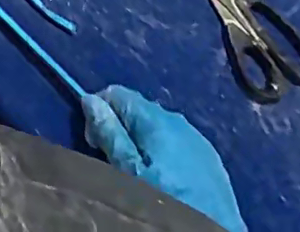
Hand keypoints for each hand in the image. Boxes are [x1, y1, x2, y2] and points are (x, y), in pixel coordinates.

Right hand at [82, 86, 245, 231]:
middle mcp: (177, 119)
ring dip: (141, 143)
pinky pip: (177, 144)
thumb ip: (110, 135)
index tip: (93, 142)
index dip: (100, 111)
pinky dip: (162, 154)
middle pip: (138, 110)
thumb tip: (90, 99)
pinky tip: (163, 181)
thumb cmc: (166, 205)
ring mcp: (196, 138)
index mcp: (157, 119)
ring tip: (136, 175)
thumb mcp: (129, 174)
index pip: (119, 94)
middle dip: (120, 128)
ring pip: (158, 128)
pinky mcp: (209, 158)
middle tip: (111, 162)